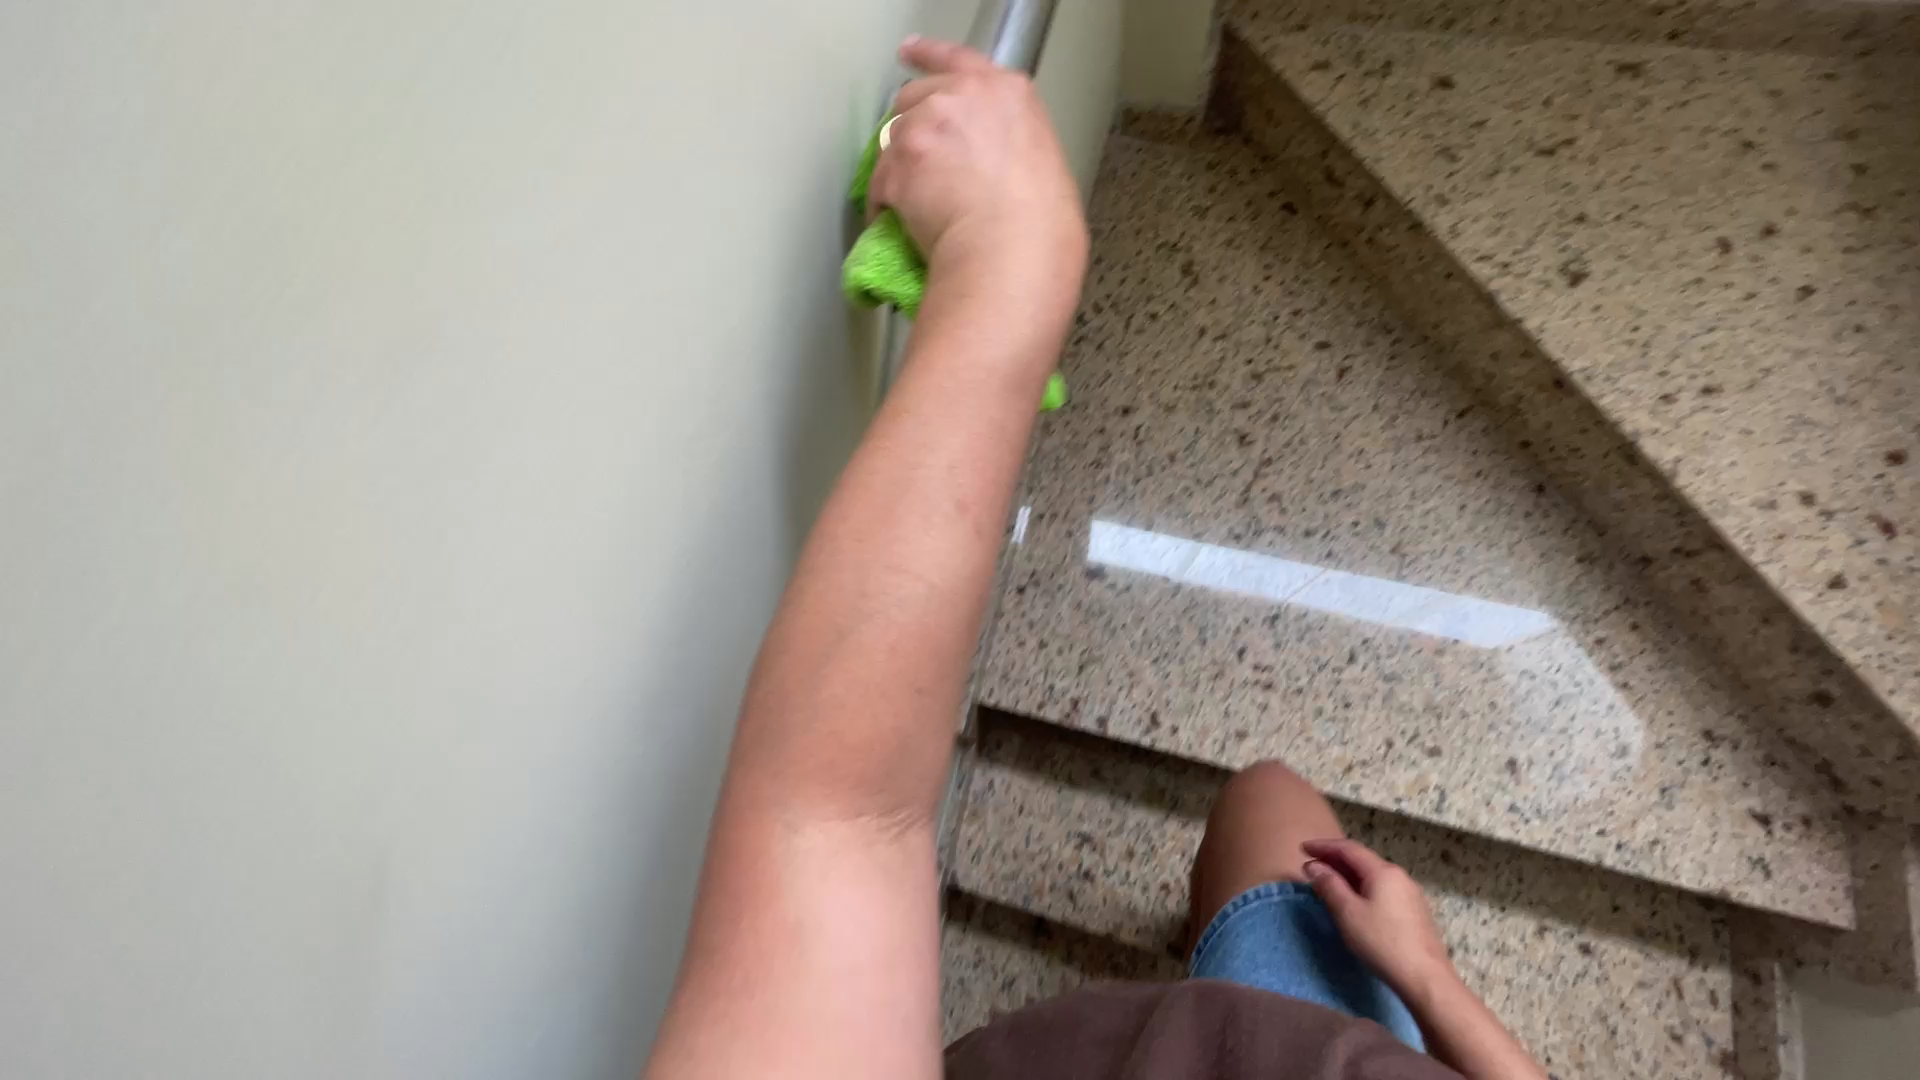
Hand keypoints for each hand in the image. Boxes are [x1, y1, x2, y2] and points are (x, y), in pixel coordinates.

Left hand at [868, 37, 1087, 320]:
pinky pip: (879, 184)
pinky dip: (884, 204)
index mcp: (1005, 92)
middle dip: (914, 126)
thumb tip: (990, 162)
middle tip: (921, 163)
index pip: (957, 60)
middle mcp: (960, 98)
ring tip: (913, 204)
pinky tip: (897, 224)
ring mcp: (925, 129)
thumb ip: (1007, 140)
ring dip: (899, 167)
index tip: (909, 53)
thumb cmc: (1041, 222)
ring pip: (893, 140)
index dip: (928, 56)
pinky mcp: (899, 166)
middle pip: (916, 98)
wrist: (1013, 249)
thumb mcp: (1040, 158)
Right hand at [1302, 838, 1457, 999]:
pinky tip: (1355, 900)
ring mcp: (1410, 895)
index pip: (1348, 848)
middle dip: (1334, 859)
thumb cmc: (1382, 942)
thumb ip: (1329, 885)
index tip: (1302, 848)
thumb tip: (1315, 866)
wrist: (1428, 981)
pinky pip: (1382, 889)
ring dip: (1348, 874)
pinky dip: (1362, 887)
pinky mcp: (1415, 913)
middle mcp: (1399, 877)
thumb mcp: (1348, 912)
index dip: (1323, 846)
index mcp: (1383, 871)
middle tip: (1311, 865)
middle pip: (1362, 860)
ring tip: (1328, 881)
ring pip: (1373, 875)